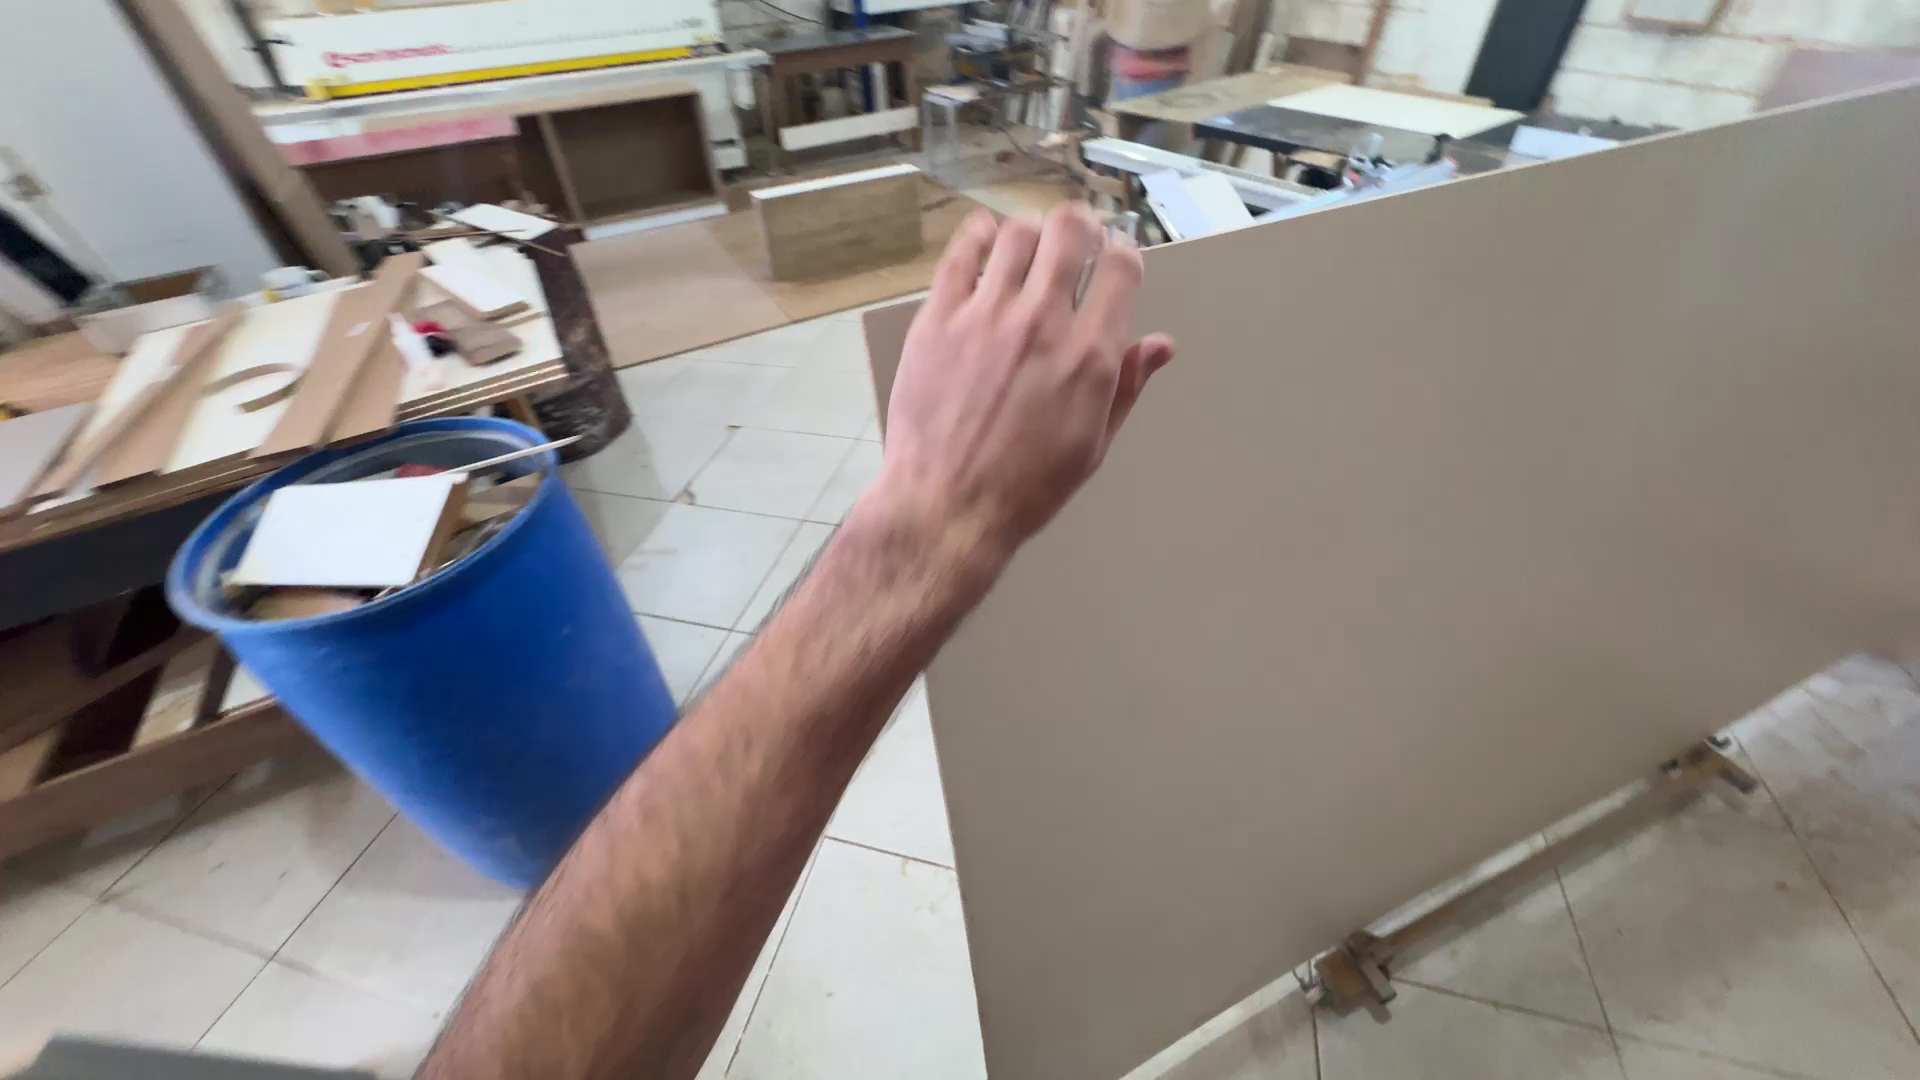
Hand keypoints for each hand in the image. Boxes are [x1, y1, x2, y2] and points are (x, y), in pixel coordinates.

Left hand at [871, 203, 1174, 563]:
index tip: (1113, 263)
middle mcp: (1041, 324)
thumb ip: (1126, 387)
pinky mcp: (937, 320)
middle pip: (1071, 230)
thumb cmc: (1024, 488)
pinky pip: (960, 253)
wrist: (947, 505)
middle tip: (1074, 246)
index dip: (1123, 254)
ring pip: (1017, 232)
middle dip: (1081, 228)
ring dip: (1031, 234)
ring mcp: (985, 317)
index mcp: (1089, 356)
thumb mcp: (1091, 447)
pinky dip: (978, 238)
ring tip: (1028, 255)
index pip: (1121, 266)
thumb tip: (1159, 345)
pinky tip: (986, 246)